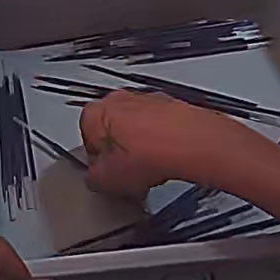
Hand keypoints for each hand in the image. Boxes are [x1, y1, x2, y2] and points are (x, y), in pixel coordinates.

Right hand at [78, 90, 278, 197]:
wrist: (193, 143)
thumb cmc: (154, 152)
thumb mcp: (109, 179)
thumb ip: (94, 178)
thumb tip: (96, 178)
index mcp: (96, 111)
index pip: (85, 137)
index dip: (96, 160)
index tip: (104, 173)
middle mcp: (119, 99)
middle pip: (111, 129)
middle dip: (117, 151)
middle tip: (125, 173)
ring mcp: (146, 99)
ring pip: (135, 127)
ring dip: (139, 146)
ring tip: (150, 171)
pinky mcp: (170, 105)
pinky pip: (157, 126)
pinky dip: (160, 141)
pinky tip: (167, 162)